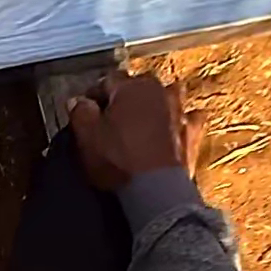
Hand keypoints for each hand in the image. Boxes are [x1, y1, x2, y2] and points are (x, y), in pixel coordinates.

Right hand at [67, 71, 204, 190]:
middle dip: (126, 97)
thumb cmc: (118, 161)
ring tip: (144, 120)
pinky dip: (180, 121)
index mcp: (130, 87)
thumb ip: (80, 113)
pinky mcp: (194, 131)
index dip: (94, 94)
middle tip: (114, 117)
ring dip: (156, 103)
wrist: (154, 189)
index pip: (107, 81)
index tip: (86, 109)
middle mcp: (158, 91)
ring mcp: (180, 110)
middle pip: (139, 85)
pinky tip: (172, 131)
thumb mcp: (87, 138)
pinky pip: (188, 118)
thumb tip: (77, 101)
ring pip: (167, 95)